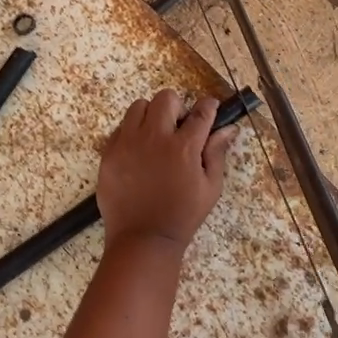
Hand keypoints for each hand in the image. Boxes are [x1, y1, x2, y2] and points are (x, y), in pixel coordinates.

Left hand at [97, 91, 236, 254]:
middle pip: (166, 98)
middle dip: (177, 108)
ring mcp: (128, 143)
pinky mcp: (109, 153)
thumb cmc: (182, 215)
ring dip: (150, 115)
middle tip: (178, 128)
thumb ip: (217, 153)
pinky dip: (131, 133)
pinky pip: (120, 128)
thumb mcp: (210, 188)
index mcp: (184, 147)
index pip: (201, 111)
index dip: (208, 106)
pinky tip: (138, 152)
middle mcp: (155, 138)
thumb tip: (228, 128)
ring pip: (138, 106)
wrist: (142, 239)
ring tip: (155, 136)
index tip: (210, 107)